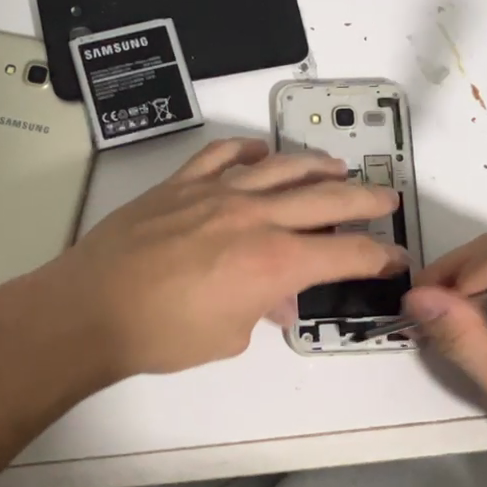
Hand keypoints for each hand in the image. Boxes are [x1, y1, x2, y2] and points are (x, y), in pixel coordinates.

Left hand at [0, 138, 407, 381]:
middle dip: (363, 200)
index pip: (344, 254)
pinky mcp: (182, 183)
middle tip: (385, 199)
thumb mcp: (227, 336)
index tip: (393, 259)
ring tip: (336, 166)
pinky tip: (260, 151)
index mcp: (274, 261)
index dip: (376, 257)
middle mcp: (255, 217)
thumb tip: (277, 301)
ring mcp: (217, 192)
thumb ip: (260, 311)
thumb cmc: (161, 334)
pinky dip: (247, 149)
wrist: (93, 307)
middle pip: (325, 198)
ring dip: (315, 165)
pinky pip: (223, 154)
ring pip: (280, 167)